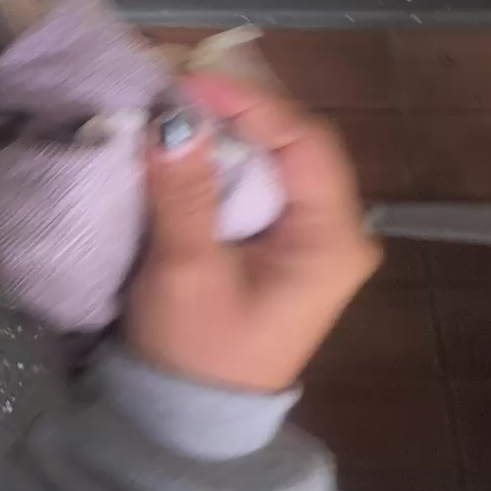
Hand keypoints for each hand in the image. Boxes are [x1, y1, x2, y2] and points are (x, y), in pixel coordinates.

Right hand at [125, 74, 379, 393]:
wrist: (183, 408)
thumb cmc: (195, 345)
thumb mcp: (187, 269)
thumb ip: (182, 195)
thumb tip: (169, 121)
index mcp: (329, 237)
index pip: (303, 142)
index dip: (247, 103)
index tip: (183, 82)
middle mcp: (324, 229)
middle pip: (285, 146)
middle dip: (228, 111)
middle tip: (166, 87)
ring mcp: (291, 237)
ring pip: (259, 163)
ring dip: (212, 134)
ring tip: (161, 109)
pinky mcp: (257, 245)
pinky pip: (237, 187)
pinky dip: (202, 162)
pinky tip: (168, 150)